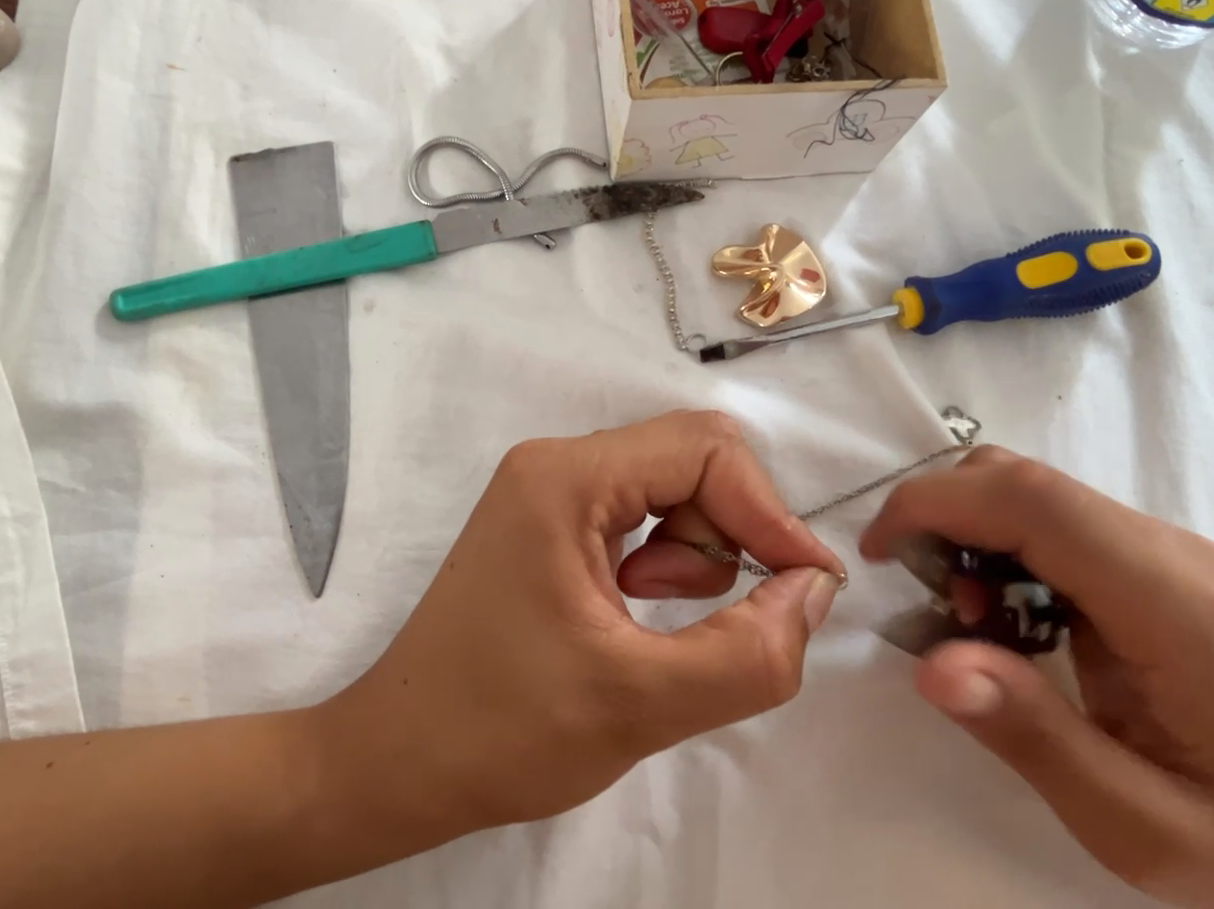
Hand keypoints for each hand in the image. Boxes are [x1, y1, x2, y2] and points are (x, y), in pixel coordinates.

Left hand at [326, 411, 845, 836]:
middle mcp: (556, 464)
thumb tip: (814, 589)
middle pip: (690, 461)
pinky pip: (639, 516)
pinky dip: (663, 560)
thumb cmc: (504, 731)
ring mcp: (547, 491)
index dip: (771, 514)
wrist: (399, 763)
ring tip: (654, 615)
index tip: (809, 587)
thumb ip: (750, 652)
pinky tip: (633, 609)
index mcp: (565, 478)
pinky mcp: (549, 524)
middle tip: (726, 608)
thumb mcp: (642, 704)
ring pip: (671, 489)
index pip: (705, 451)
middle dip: (730, 532)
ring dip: (694, 551)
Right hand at [861, 447, 1213, 908]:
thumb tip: (931, 665)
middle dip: (940, 519)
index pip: (1036, 504)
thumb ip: (1033, 738)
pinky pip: (1036, 518)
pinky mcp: (1136, 555)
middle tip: (924, 604)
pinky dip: (987, 549)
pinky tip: (997, 617)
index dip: (939, 504)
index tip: (878, 554)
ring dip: (962, 536)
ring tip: (966, 623)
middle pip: (1021, 481)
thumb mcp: (1132, 826)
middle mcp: (1166, 552)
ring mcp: (1154, 547)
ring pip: (1022, 490)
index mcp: (1173, 609)